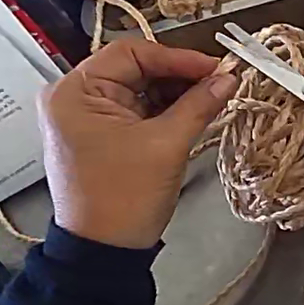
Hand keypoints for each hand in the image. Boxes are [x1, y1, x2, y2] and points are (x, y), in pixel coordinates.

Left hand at [38, 39, 237, 247]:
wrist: (104, 251)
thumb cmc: (127, 196)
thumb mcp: (167, 145)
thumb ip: (199, 104)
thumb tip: (230, 77)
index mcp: (75, 92)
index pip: (131, 53)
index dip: (178, 57)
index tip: (217, 68)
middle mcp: (74, 97)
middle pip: (134, 69)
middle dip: (179, 75)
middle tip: (220, 82)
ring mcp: (87, 117)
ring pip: (139, 89)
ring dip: (176, 92)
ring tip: (212, 98)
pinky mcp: (102, 135)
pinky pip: (138, 110)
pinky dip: (166, 109)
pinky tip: (195, 112)